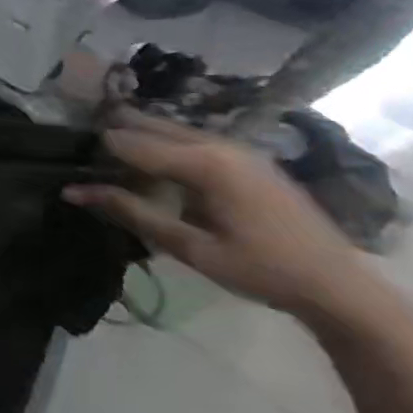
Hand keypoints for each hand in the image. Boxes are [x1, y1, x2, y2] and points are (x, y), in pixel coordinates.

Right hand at [64, 108, 371, 318]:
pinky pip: (193, 138)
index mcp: (204, 162)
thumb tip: (74, 191)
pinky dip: (165, 143)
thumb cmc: (263, 271)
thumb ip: (132, 213)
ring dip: (140, 135)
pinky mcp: (248, 157)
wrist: (342, 287)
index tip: (70, 154)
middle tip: (82, 146)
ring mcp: (237, 147)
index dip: (98, 148)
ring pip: (172, 128)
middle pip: (151, 124)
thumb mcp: (192, 248)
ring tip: (112, 152)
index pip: (132, 142)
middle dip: (116, 130)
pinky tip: (157, 163)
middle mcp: (218, 143)